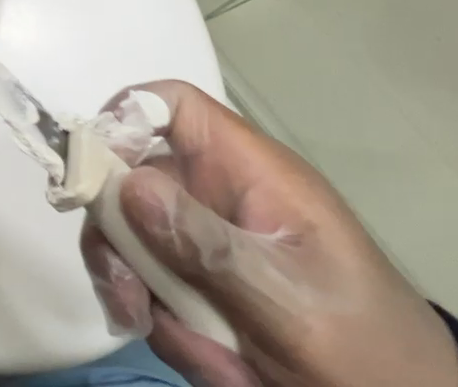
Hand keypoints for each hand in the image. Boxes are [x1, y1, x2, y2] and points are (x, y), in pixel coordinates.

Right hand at [80, 81, 457, 386]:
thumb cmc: (367, 350)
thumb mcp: (289, 302)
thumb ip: (208, 245)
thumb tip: (128, 184)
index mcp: (250, 172)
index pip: (173, 106)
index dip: (123, 116)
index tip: (90, 171)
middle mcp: (216, 194)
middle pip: (129, 175)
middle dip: (115, 233)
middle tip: (124, 292)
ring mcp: (202, 238)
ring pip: (128, 235)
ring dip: (132, 285)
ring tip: (163, 333)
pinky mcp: (195, 281)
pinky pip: (144, 282)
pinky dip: (154, 318)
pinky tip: (191, 351)